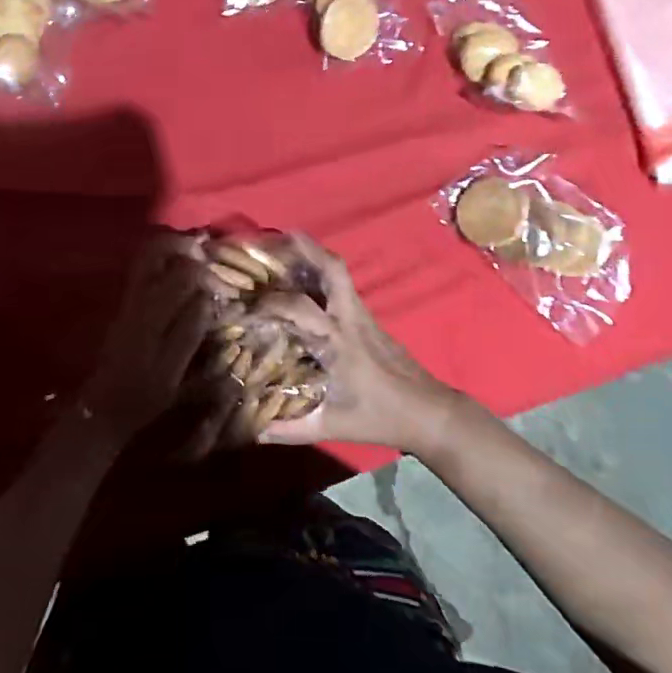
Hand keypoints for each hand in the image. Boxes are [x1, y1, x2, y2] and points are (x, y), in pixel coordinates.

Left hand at [81, 235, 214, 437]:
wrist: (103, 407)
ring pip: (147, 256)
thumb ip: (189, 334)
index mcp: (150, 315)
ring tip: (198, 257)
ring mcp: (127, 298)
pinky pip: (145, 269)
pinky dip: (165, 261)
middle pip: (155, 251)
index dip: (206, 274)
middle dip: (184, 244)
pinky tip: (181, 272)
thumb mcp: (172, 372)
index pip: (182, 275)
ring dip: (173, 249)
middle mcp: (136, 298)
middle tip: (207, 253)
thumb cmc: (142, 395)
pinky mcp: (125, 303)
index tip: (224, 286)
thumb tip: (207, 298)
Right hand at [251, 235, 465, 453]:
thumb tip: (252, 430)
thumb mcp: (332, 427)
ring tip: (284, 246)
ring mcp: (362, 313)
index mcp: (338, 342)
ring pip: (338, 270)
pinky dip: (320, 273)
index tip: (242, 308)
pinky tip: (302, 280)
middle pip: (331, 268)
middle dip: (302, 248)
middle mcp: (350, 318)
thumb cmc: (380, 418)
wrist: (429, 411)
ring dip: (312, 254)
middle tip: (272, 241)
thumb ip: (290, 429)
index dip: (267, 303)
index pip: (298, 308)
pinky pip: (341, 285)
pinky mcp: (368, 316)